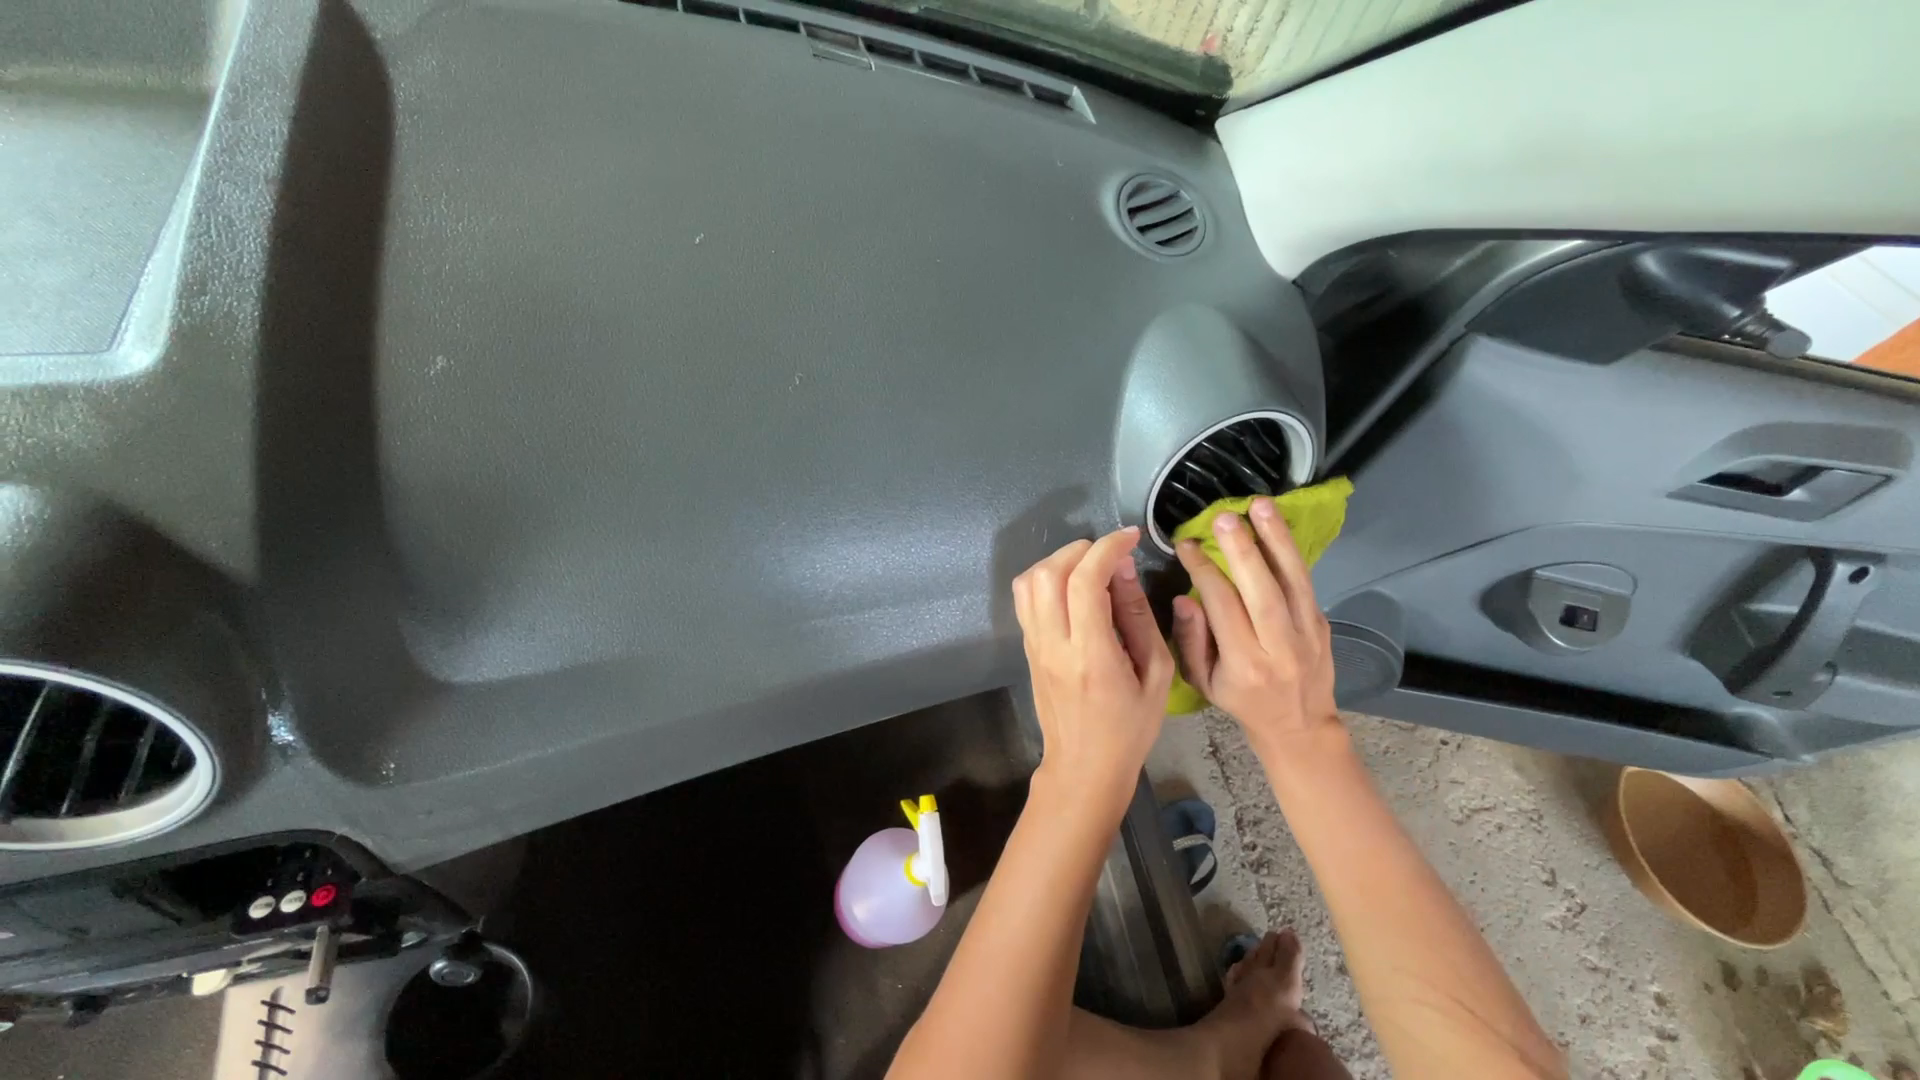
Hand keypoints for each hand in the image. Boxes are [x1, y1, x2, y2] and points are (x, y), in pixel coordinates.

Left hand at [1012, 527, 1174, 806]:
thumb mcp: (1156, 676)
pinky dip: (1045, 579)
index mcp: (1091, 654)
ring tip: (1090, 566)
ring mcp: (1035, 646)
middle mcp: (1054, 644)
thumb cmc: (1129, 729)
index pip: (1085, 581)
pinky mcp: (1027, 649)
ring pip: (1029, 583)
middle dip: (1081, 549)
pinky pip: (1025, 600)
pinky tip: (1072, 586)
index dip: (1107, 548)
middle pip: (1049, 573)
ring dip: (1058, 560)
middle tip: (1111, 551)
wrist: (1083, 768)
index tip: (1130, 537)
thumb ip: (1140, 619)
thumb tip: (1124, 571)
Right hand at [1172, 497, 1339, 751]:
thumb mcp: (1204, 682)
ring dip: (1277, 539)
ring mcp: (1307, 634)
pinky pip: (1305, 583)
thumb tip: (1183, 597)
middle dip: (1243, 550)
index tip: (1188, 544)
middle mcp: (1279, 647)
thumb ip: (1192, 640)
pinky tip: (1277, 527)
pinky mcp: (1322, 624)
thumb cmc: (1242, 703)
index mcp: (1245, 664)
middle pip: (1262, 591)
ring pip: (1293, 581)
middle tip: (1224, 517)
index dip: (1204, 571)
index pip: (1223, 607)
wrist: (1300, 727)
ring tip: (1260, 505)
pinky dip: (1290, 553)